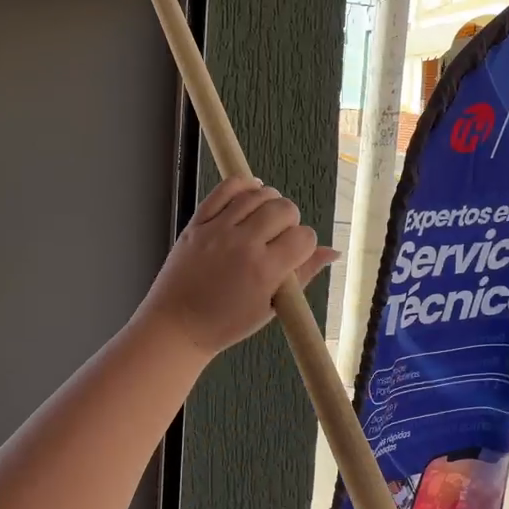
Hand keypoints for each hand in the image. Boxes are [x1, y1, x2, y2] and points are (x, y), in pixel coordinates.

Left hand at [134, 177, 336, 358]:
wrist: (177, 323)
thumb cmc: (225, 323)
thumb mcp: (271, 307)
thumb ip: (302, 276)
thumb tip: (332, 252)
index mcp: (264, 271)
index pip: (304, 237)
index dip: (305, 243)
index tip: (295, 252)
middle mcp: (242, 244)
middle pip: (284, 209)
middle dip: (290, 220)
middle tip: (278, 236)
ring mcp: (217, 230)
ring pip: (257, 194)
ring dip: (269, 201)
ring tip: (265, 217)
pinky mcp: (197, 222)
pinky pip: (224, 190)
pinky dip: (242, 185)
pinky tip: (250, 192)